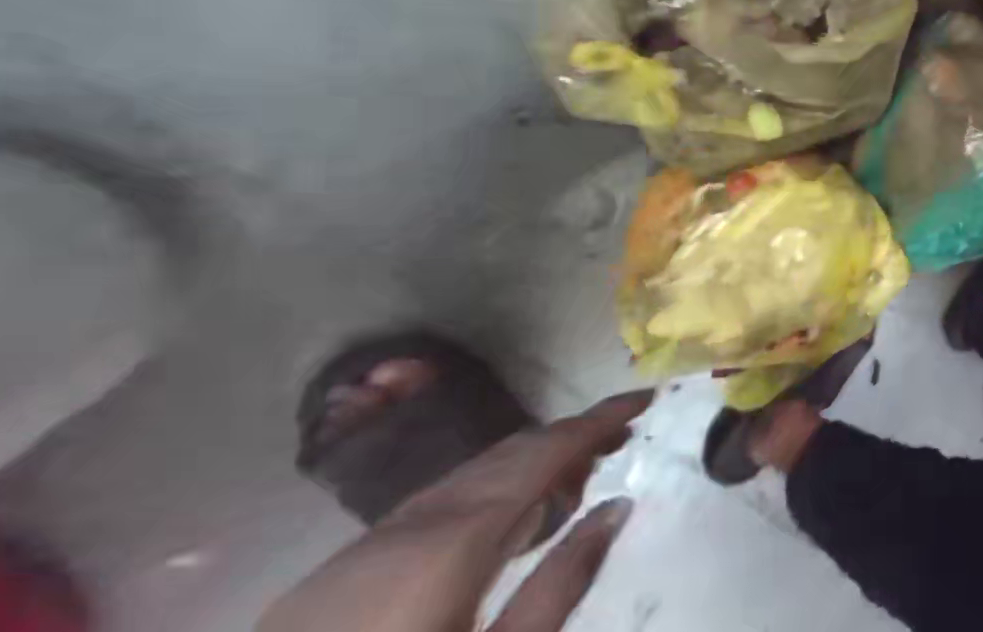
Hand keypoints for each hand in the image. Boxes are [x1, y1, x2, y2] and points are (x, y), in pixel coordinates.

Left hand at [261, 390, 653, 631]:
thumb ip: (562, 582)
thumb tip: (617, 506)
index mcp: (458, 541)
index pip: (545, 451)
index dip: (598, 419)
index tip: (644, 400)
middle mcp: (414, 522)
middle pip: (510, 452)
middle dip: (570, 437)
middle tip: (621, 442)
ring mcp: (368, 544)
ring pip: (470, 474)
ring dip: (528, 462)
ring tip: (574, 479)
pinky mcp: (338, 571)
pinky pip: (434, 504)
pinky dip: (485, 491)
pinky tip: (501, 521)